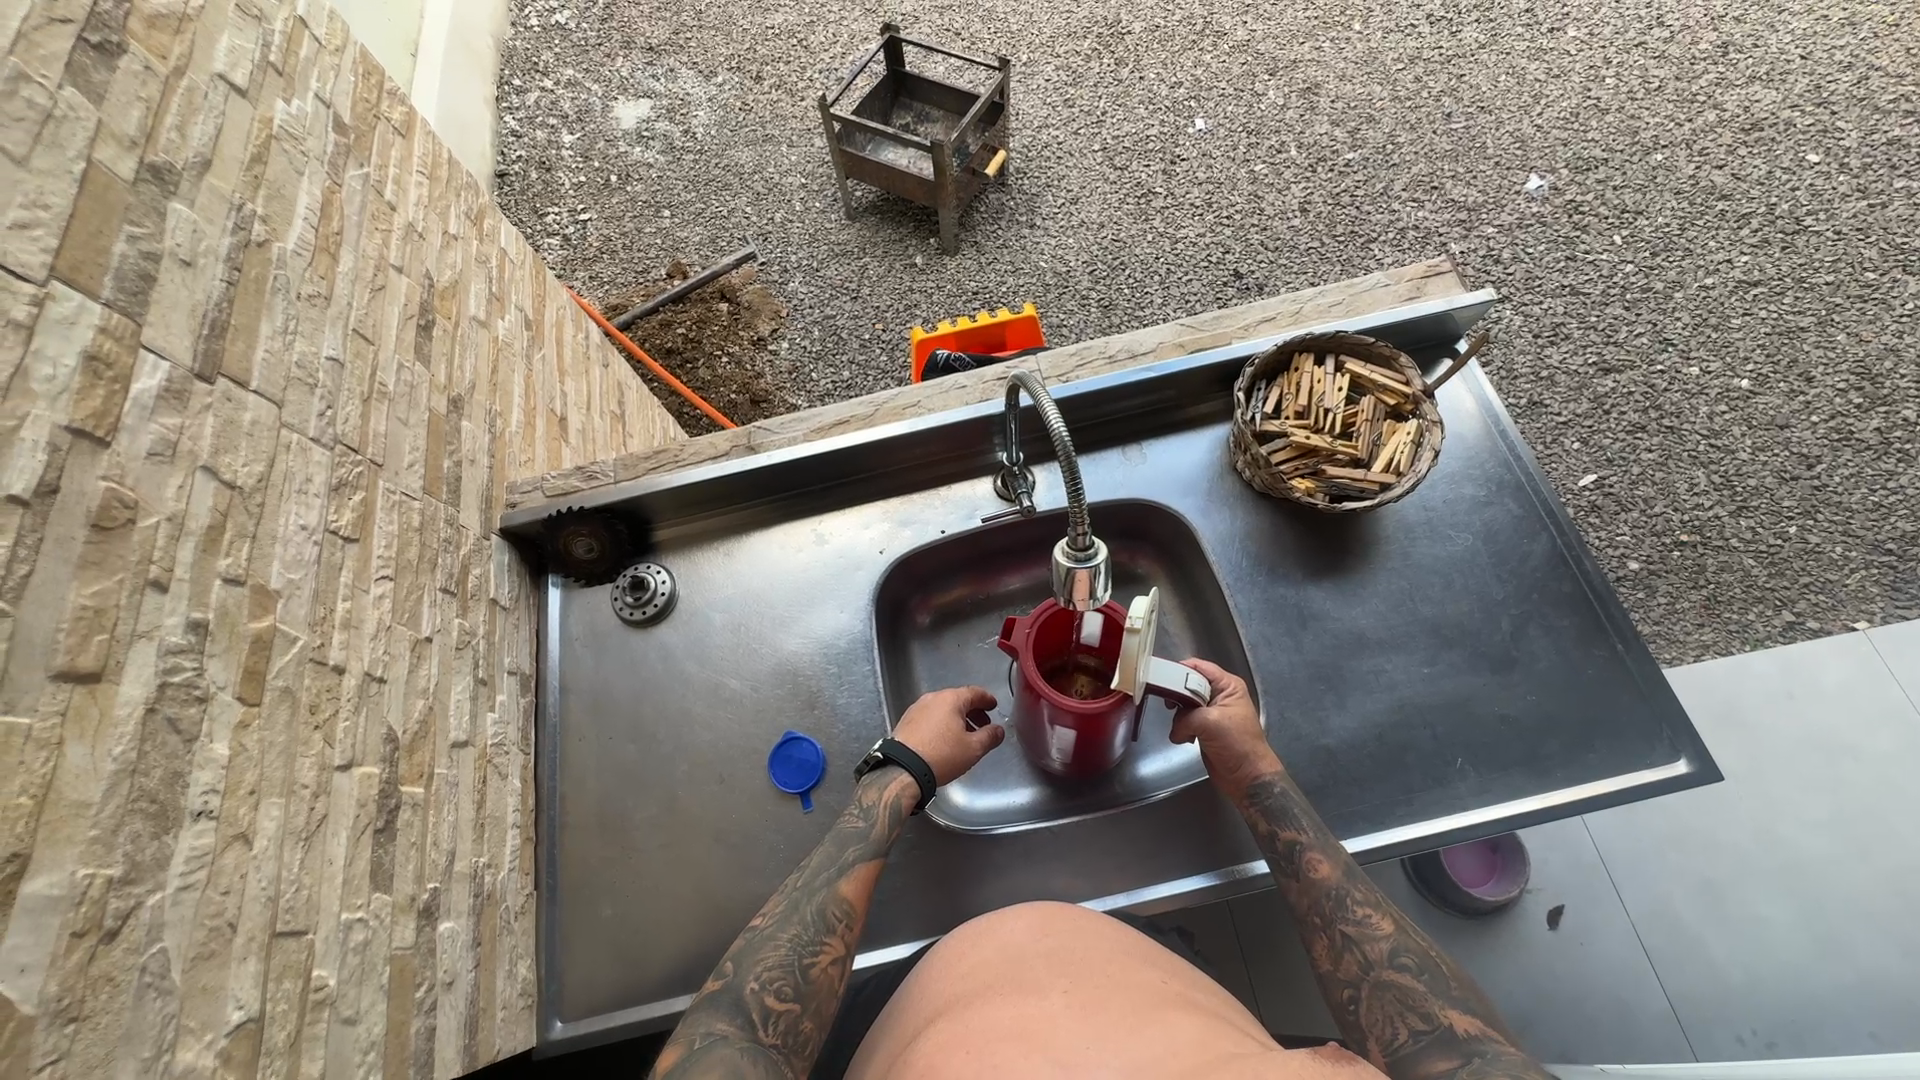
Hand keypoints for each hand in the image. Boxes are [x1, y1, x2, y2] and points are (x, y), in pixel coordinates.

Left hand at [892, 686, 1006, 785]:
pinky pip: (930, 717)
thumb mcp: (973, 748)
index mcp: (951, 699)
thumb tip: (998, 730)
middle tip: (983, 724)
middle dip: (973, 711)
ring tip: (965, 735)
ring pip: (942, 708)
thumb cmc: (941, 755)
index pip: (974, 692)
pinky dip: (941, 723)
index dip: (986, 699)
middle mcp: (932, 698)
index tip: (993, 705)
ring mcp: (916, 709)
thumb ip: (990, 736)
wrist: (902, 769)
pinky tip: (944, 740)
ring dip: (956, 718)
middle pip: (957, 699)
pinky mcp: (906, 722)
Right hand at [1170, 658, 1280, 800]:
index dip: (1179, 671)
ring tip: (1183, 729)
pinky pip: (1184, 720)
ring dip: (1178, 717)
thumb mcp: (1210, 722)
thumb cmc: (1238, 745)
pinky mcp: (1204, 728)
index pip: (1198, 667)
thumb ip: (1186, 714)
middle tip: (1169, 704)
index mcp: (1227, 686)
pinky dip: (1180, 728)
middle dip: (1176, 695)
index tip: (1162, 679)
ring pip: (1183, 704)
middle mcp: (1219, 695)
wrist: (1247, 778)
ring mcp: (1211, 712)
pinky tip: (1185, 738)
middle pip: (1188, 684)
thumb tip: (1175, 723)